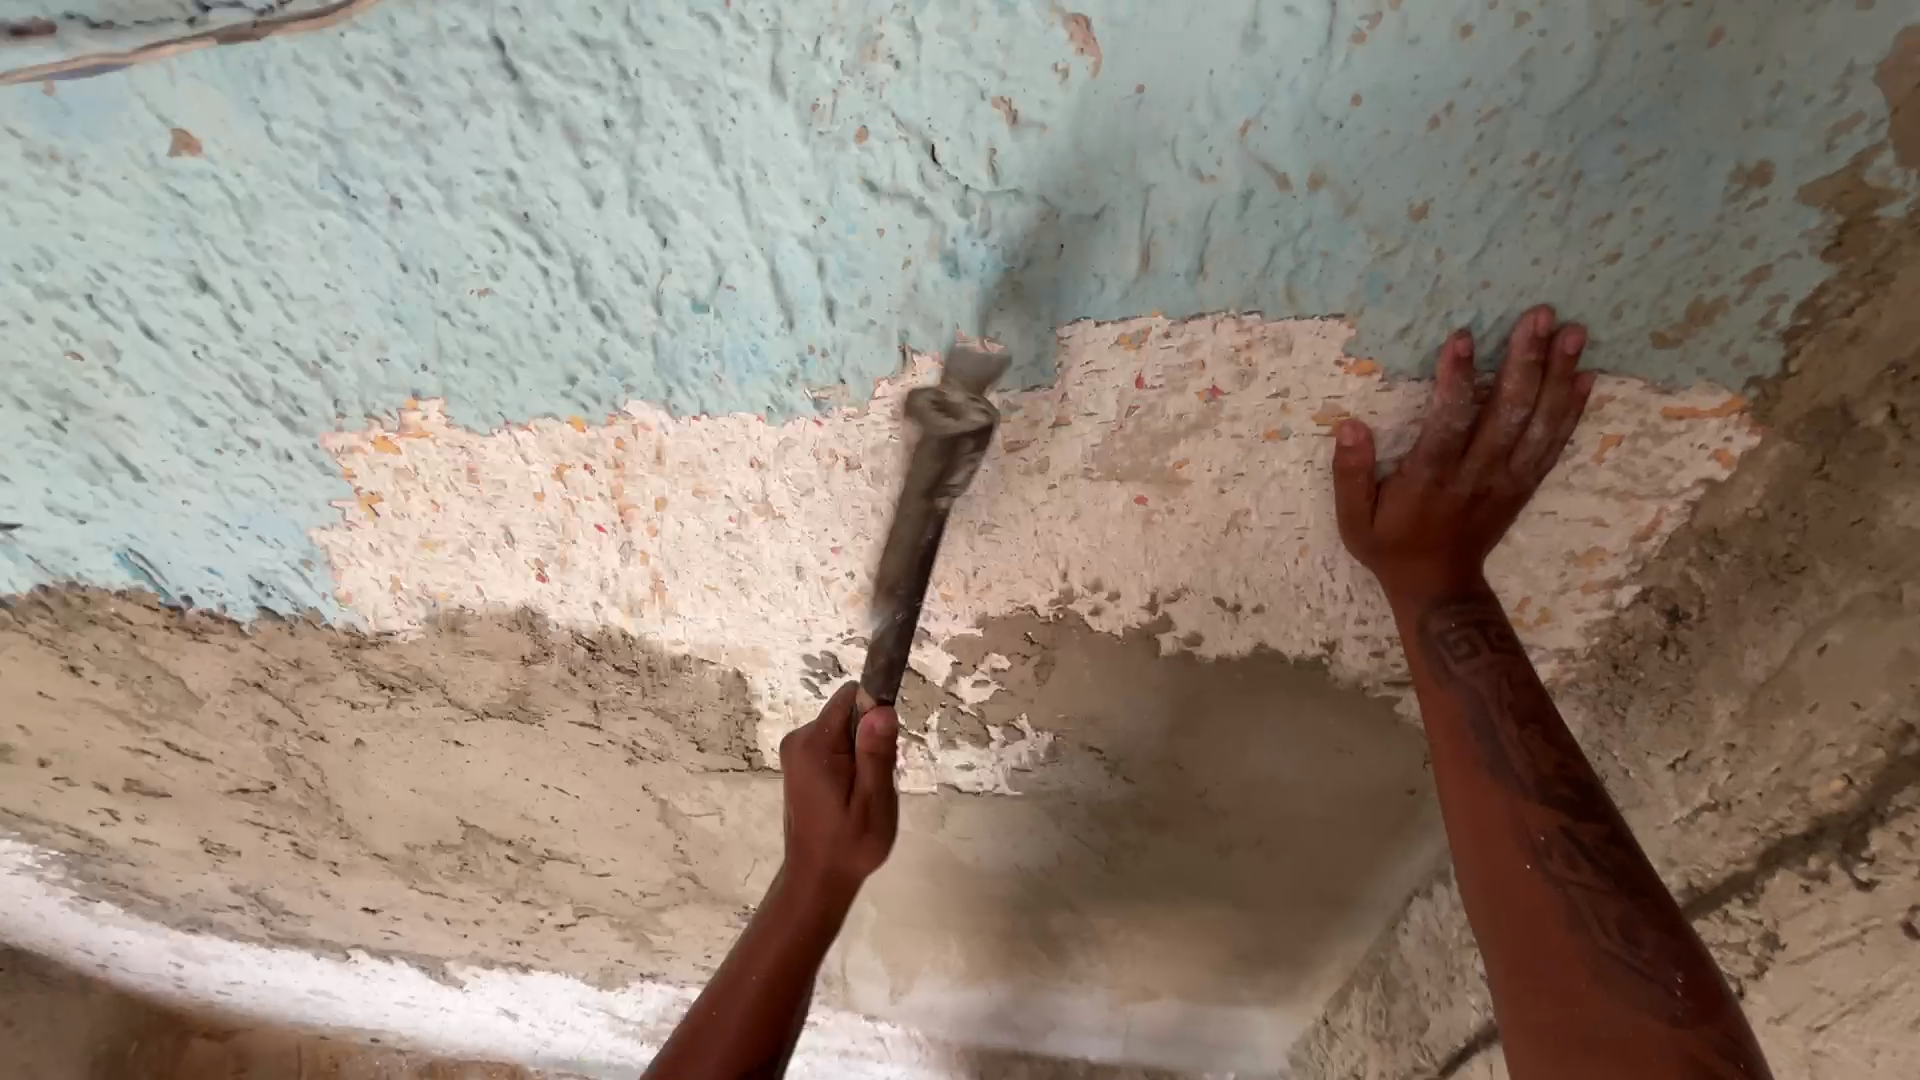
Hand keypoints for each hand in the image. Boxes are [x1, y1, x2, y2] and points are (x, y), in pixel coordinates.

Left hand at [775, 682, 899, 900]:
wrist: (816, 880)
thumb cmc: (849, 845)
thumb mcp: (873, 802)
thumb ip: (876, 754)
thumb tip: (882, 708)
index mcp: (815, 744)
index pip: (853, 696)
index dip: (876, 713)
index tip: (885, 747)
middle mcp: (800, 739)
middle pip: (849, 712)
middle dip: (871, 738)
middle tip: (876, 781)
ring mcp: (797, 751)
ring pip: (845, 729)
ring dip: (862, 752)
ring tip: (864, 792)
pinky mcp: (800, 762)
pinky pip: (835, 743)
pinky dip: (851, 762)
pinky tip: (853, 794)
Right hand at [1332, 304, 1593, 603]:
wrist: (1438, 586)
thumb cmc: (1390, 547)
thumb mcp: (1353, 520)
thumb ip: (1350, 474)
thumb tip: (1349, 426)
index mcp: (1431, 480)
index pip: (1448, 422)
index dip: (1456, 379)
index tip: (1463, 337)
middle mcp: (1477, 475)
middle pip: (1507, 412)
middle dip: (1524, 361)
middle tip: (1539, 315)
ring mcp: (1508, 479)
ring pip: (1540, 422)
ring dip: (1559, 375)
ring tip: (1573, 332)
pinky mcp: (1525, 484)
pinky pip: (1554, 443)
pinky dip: (1572, 409)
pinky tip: (1585, 376)